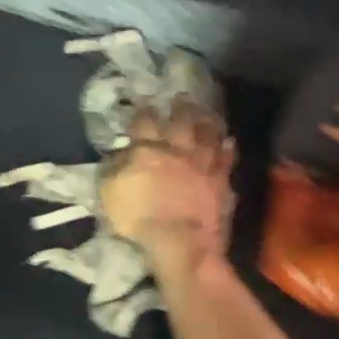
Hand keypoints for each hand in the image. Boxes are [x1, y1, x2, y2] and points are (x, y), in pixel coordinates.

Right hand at [99, 99, 236, 268]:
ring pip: (207, 135)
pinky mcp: (221, 181)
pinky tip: (228, 141)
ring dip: (206, 121)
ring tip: (207, 112)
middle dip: (180, 108)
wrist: (180, 241)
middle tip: (182, 97)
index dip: (144, 112)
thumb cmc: (138, 218)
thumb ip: (113, 169)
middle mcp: (177, 150)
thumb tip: (120, 154)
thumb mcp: (109, 193)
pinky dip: (227, 148)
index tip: (145, 103)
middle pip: (180, 122)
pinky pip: (226, 159)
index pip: (144, 123)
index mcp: (147, 151)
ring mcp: (203, 165)